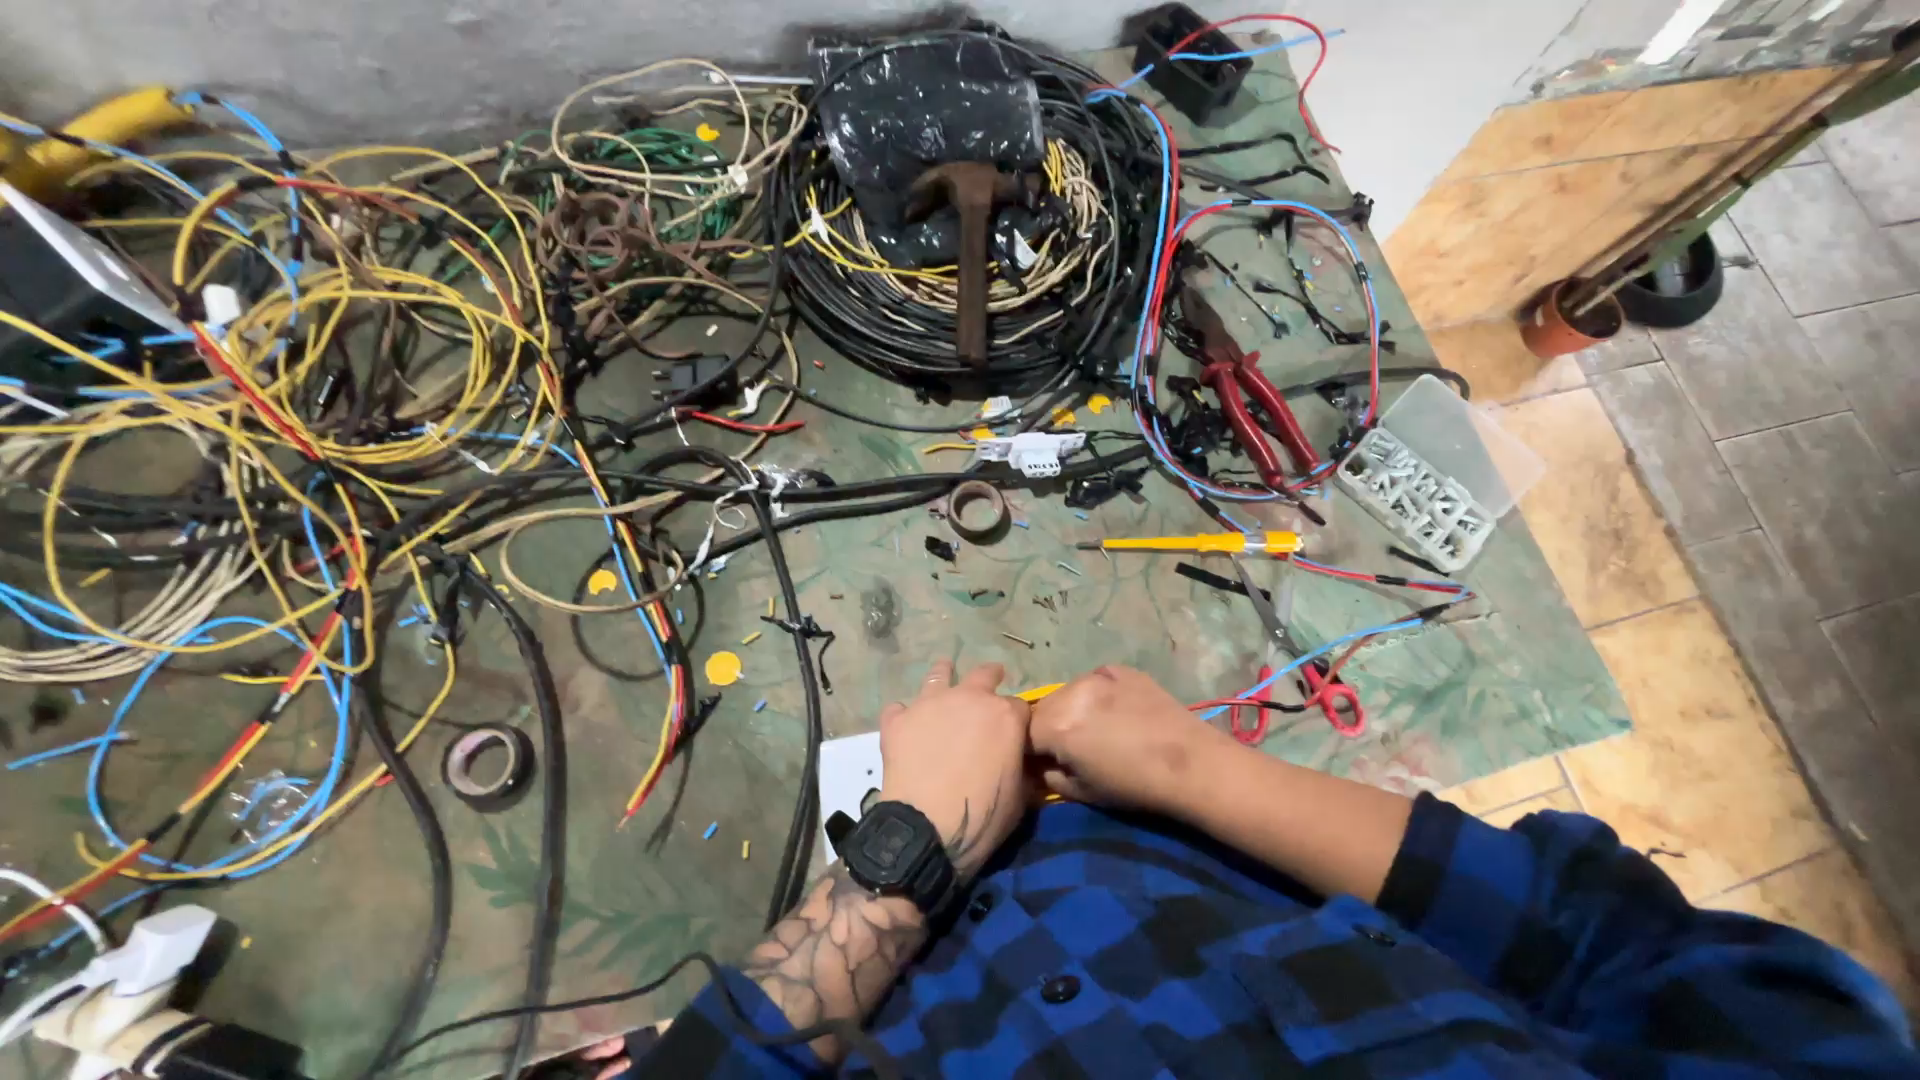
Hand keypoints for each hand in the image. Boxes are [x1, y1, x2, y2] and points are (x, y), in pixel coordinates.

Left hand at [877, 660, 1031, 879]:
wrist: (929, 828)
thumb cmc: (983, 816)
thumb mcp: (1019, 796)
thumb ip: (1020, 768)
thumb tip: (1019, 763)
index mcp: (1006, 716)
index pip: (1020, 706)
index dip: (1018, 718)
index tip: (1015, 729)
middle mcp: (969, 699)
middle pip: (983, 674)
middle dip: (990, 675)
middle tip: (993, 676)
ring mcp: (930, 705)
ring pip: (938, 675)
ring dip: (944, 674)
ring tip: (944, 671)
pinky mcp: (898, 720)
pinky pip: (898, 708)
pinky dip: (902, 715)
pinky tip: (903, 723)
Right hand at [1029, 665, 1227, 813]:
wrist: (1192, 765)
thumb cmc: (1134, 786)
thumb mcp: (1081, 791)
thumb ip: (1049, 775)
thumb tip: (1039, 765)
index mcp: (1055, 725)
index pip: (1023, 734)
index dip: (1032, 751)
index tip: (1046, 762)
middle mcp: (1070, 693)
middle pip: (1043, 708)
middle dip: (1049, 726)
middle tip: (1071, 747)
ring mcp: (1097, 676)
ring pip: (1068, 692)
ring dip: (1072, 708)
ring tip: (1096, 728)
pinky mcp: (1121, 670)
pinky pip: (1096, 680)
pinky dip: (1097, 694)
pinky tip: (1116, 712)